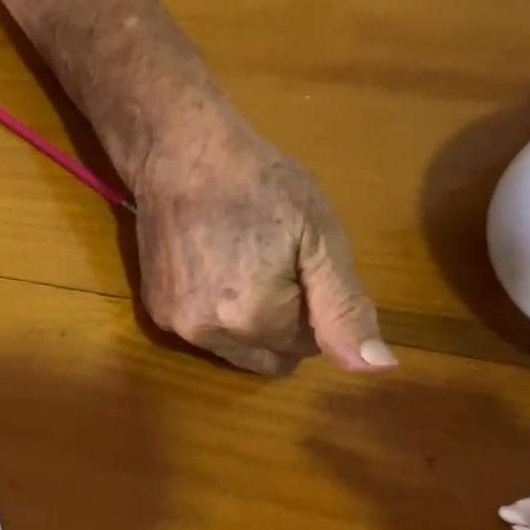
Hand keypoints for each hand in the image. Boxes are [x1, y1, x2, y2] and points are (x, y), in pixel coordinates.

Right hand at [134, 105, 394, 375]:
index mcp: (254, 319)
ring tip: (242, 266)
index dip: (317, 311)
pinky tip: (212, 269)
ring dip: (247, 322)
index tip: (305, 268)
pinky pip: (203, 333)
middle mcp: (208, 335)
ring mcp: (175, 326)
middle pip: (267, 356)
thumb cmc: (260, 187)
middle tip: (278, 269)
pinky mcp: (155, 312)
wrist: (180, 161)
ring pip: (234, 348)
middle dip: (283, 327)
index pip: (308, 348)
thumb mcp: (320, 239)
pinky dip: (216, 313)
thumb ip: (344, 308)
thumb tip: (374, 368)